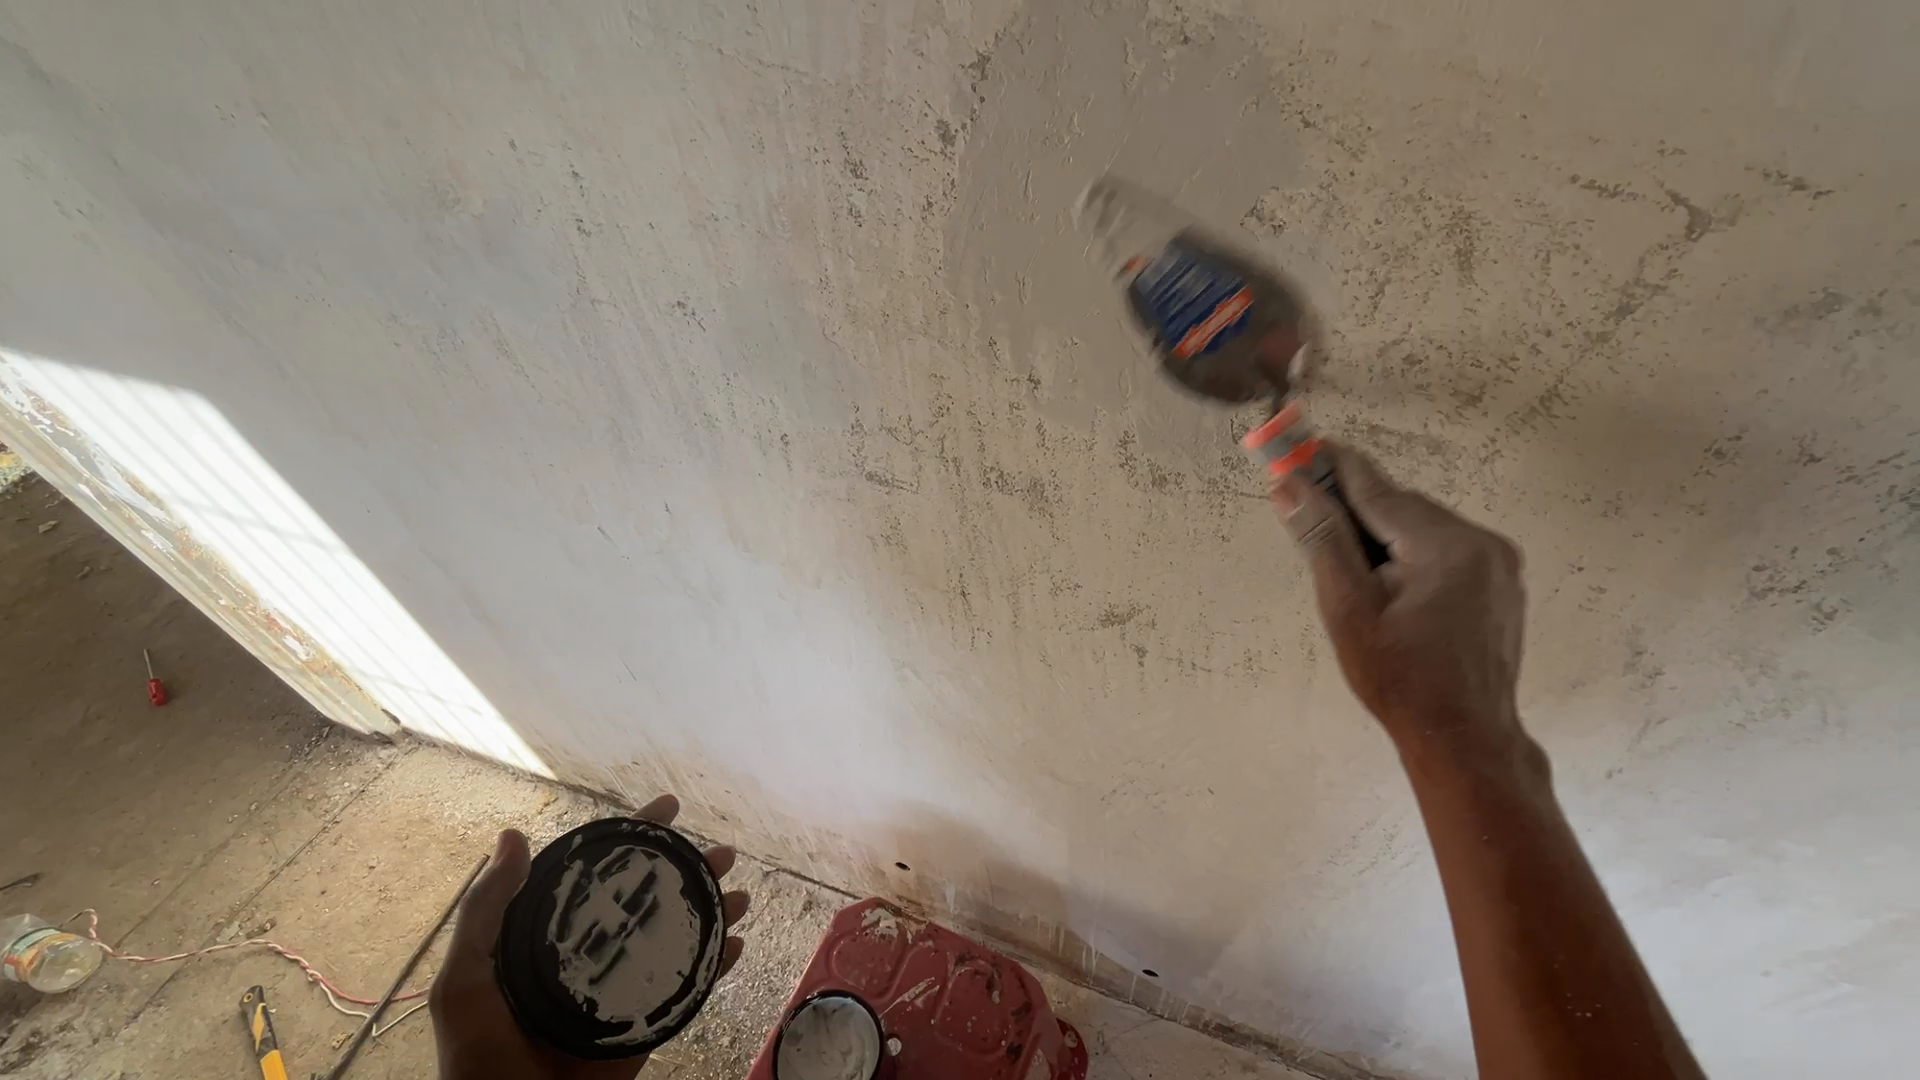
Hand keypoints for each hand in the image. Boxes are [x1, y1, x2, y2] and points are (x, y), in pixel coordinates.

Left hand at [430, 795, 749, 1079]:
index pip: (602, 869)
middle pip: (654, 894)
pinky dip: (718, 963)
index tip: (671, 805)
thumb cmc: (483, 1061)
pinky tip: (736, 944)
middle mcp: (596, 949)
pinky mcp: (648, 1021)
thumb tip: (513, 835)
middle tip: (725, 852)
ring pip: (681, 933)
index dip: (638, 832)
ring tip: (742, 894)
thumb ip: (484, 913)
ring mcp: (626, 985)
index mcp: (556, 934)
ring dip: (715, 910)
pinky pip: (692, 984)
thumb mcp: (467, 985)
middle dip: (693, 867)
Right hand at [1272, 444, 1527, 755]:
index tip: (1300, 443)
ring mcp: (1498, 562)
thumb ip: (1321, 538)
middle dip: (1352, 507)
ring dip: (1378, 532)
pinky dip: (1405, 551)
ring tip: (1346, 566)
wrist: (1463, 737)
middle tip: (1308, 514)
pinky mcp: (1500, 582)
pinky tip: (1384, 582)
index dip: (1333, 465)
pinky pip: (1442, 548)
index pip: (1376, 489)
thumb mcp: (1346, 607)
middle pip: (1400, 507)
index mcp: (1446, 544)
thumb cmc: (1396, 676)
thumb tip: (1288, 485)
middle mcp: (1482, 541)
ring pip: (1420, 527)